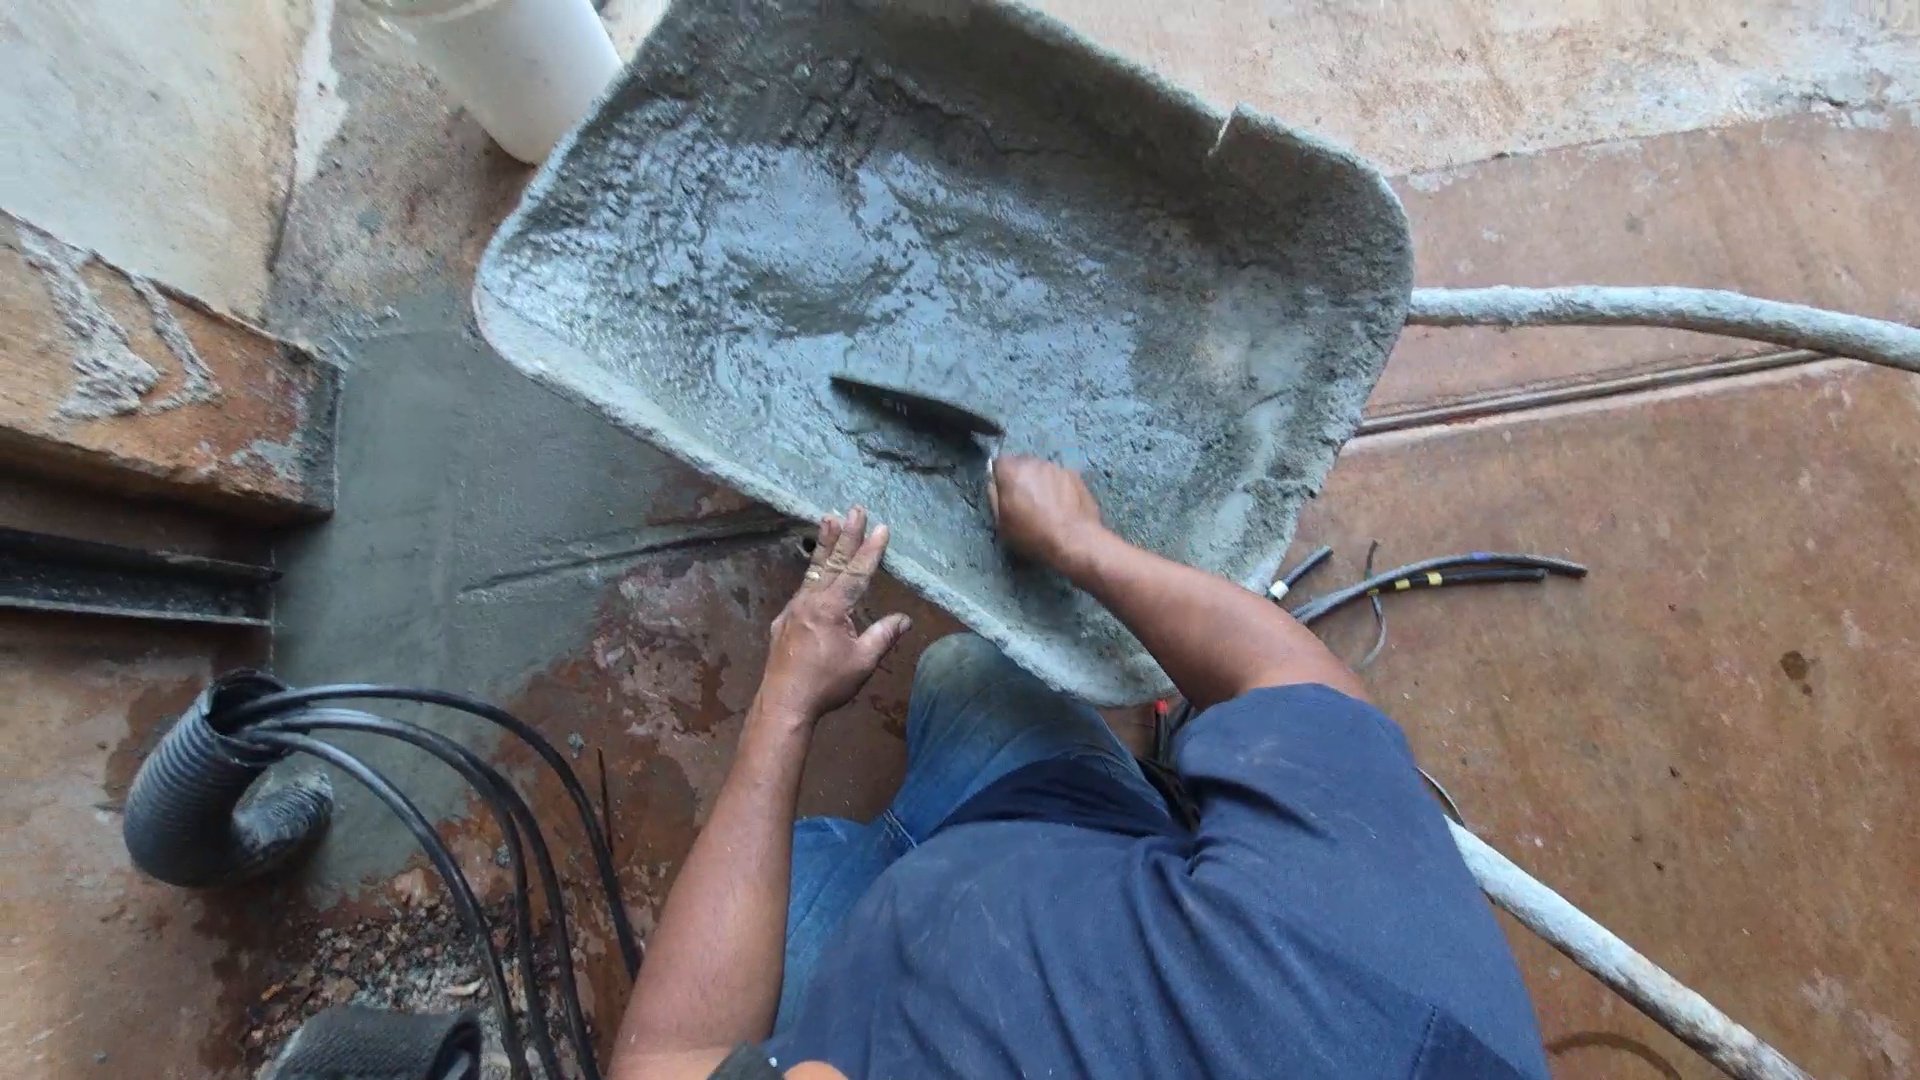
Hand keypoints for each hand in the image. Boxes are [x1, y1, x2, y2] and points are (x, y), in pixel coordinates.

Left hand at [755, 507, 911, 724]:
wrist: (783, 704)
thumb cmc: (826, 684)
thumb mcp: (862, 662)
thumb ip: (883, 636)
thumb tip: (905, 618)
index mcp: (831, 609)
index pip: (856, 572)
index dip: (871, 550)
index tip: (882, 527)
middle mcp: (810, 602)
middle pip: (831, 562)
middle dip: (846, 534)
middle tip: (854, 509)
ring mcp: (793, 610)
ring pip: (813, 571)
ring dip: (824, 545)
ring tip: (829, 520)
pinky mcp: (783, 622)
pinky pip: (802, 590)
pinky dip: (813, 573)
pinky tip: (816, 573)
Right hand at [987, 455, 1109, 570]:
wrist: (1075, 540)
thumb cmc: (1033, 535)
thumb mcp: (1002, 524)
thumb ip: (995, 498)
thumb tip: (994, 485)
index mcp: (1011, 471)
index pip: (999, 462)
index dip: (1000, 477)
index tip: (1004, 493)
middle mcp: (1034, 462)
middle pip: (1022, 464)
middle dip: (1021, 477)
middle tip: (1025, 500)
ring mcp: (1057, 467)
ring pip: (1042, 470)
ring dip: (1040, 481)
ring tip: (1046, 505)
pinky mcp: (1075, 475)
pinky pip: (1060, 477)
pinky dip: (1058, 487)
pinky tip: (1062, 506)